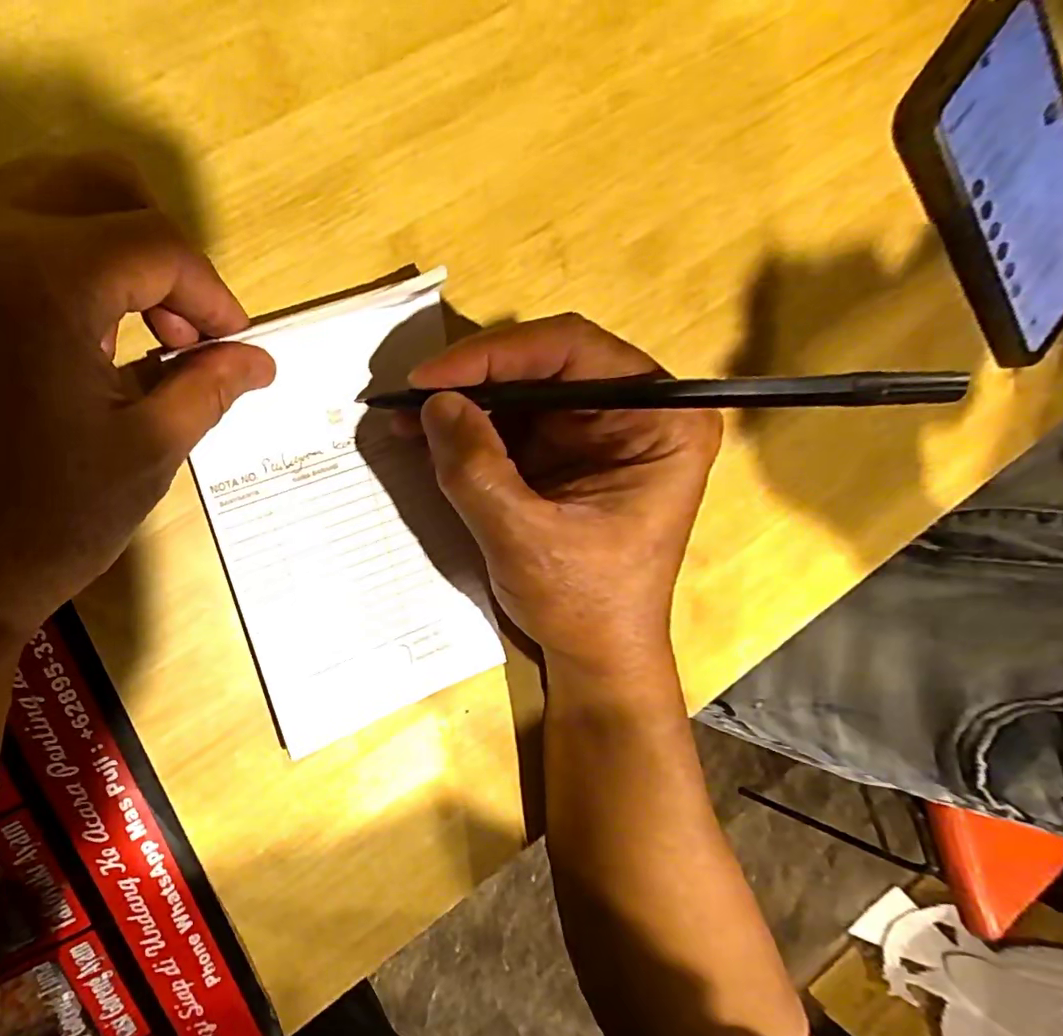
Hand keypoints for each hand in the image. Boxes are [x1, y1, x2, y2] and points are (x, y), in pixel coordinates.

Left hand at [0, 153, 273, 636]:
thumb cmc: (56, 519)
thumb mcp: (153, 448)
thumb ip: (211, 383)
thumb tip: (259, 358)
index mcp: (38, 281)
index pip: (155, 244)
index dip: (210, 293)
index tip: (234, 343)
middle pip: (96, 182)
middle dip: (160, 247)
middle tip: (185, 324)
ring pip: (42, 194)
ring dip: (107, 247)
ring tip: (134, 329)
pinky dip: (53, 259)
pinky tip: (74, 332)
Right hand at [405, 315, 720, 671]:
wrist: (593, 656)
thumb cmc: (582, 604)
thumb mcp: (524, 537)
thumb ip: (477, 468)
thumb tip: (434, 404)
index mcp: (657, 421)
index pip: (574, 351)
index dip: (495, 355)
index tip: (430, 379)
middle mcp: (632, 413)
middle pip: (544, 365)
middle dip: (473, 380)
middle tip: (411, 397)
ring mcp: (595, 434)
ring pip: (520, 393)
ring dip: (463, 403)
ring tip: (405, 419)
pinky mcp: (563, 456)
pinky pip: (510, 426)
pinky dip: (467, 430)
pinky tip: (426, 438)